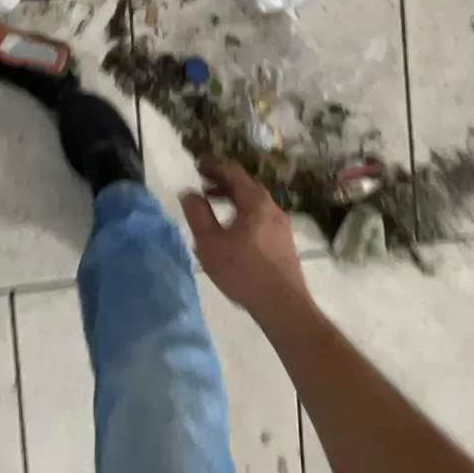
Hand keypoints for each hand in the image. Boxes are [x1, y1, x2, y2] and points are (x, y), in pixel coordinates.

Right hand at [181, 157, 313, 328]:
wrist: (283, 306)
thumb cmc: (243, 272)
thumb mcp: (210, 243)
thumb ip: (197, 214)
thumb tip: (189, 193)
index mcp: (255, 202)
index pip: (233, 172)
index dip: (213, 166)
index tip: (197, 167)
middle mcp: (272, 207)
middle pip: (246, 186)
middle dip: (223, 183)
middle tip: (203, 187)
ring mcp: (282, 225)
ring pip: (255, 203)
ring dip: (234, 199)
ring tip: (215, 208)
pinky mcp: (285, 242)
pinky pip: (261, 217)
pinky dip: (245, 213)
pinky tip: (235, 231)